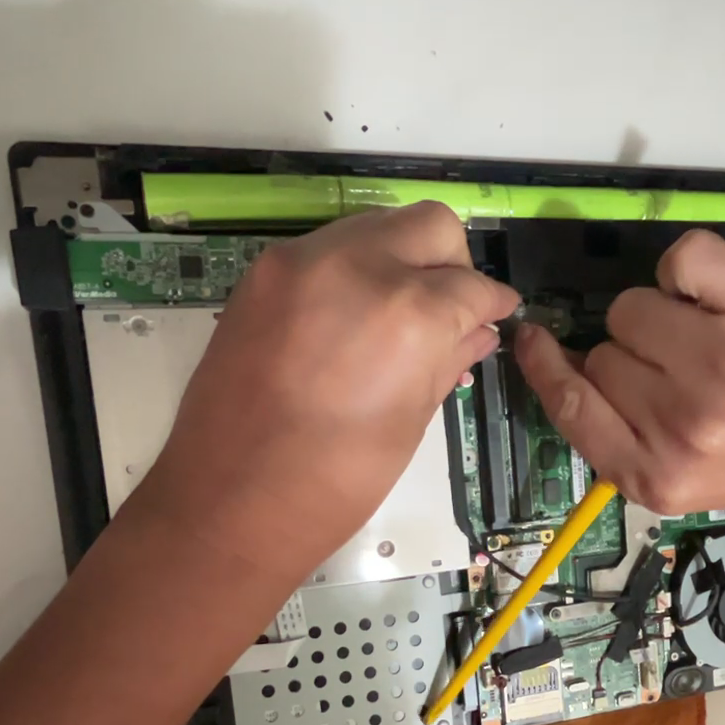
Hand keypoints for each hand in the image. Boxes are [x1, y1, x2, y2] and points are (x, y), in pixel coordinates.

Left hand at [128, 203, 519, 576]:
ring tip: (397, 318)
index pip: (471, 285)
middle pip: (429, 225)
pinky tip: (351, 322)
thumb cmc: (333, 484)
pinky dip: (354, 272)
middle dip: (452, 263)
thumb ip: (447, 362)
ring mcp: (301, 262)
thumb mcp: (409, 423)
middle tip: (449, 311)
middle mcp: (357, 266)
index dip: (492, 303)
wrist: (229, 499)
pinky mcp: (262, 273)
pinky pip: (328, 250)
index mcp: (408, 315)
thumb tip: (476, 334)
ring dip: (400, 259)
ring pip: (376, 226)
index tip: (495, 316)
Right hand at [515, 229, 724, 535]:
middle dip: (628, 358)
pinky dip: (688, 270)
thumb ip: (613, 432)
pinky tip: (716, 300)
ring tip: (703, 340)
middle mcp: (682, 426)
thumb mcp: (671, 477)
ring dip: (656, 316)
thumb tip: (559, 358)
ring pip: (632, 308)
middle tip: (679, 375)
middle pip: (601, 353)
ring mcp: (724, 366)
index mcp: (651, 474)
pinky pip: (682, 258)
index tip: (533, 341)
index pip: (569, 405)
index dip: (545, 367)